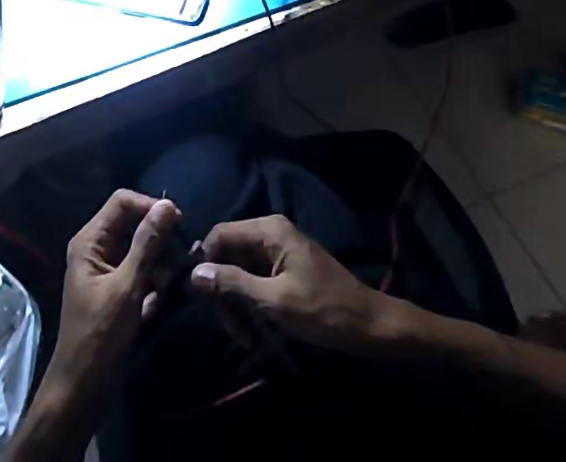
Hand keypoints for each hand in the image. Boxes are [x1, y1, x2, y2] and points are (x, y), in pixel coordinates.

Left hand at [50, 190, 180, 386]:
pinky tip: (163, 299)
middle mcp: (96, 249)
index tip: (180, 223)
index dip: (150, 206)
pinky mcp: (117, 290)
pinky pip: (141, 272)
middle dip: (159, 237)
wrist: (83, 388)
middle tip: (183, 256)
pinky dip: (155, 281)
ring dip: (160, 262)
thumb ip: (147, 244)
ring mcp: (106, 270)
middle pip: (133, 224)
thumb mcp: (127, 287)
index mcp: (89, 241)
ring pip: (140, 249)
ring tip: (173, 282)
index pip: (121, 202)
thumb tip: (167, 205)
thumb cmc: (100, 336)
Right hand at [190, 214, 422, 356]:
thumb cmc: (325, 311)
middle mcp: (269, 233)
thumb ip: (233, 284)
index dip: (205, 263)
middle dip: (223, 290)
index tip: (201, 297)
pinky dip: (249, 302)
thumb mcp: (275, 301)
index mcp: (268, 230)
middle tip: (231, 327)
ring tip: (244, 334)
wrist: (373, 328)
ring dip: (235, 301)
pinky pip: (253, 279)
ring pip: (238, 270)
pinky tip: (253, 328)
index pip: (218, 235)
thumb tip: (192, 275)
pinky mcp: (283, 269)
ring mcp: (277, 251)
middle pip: (227, 254)